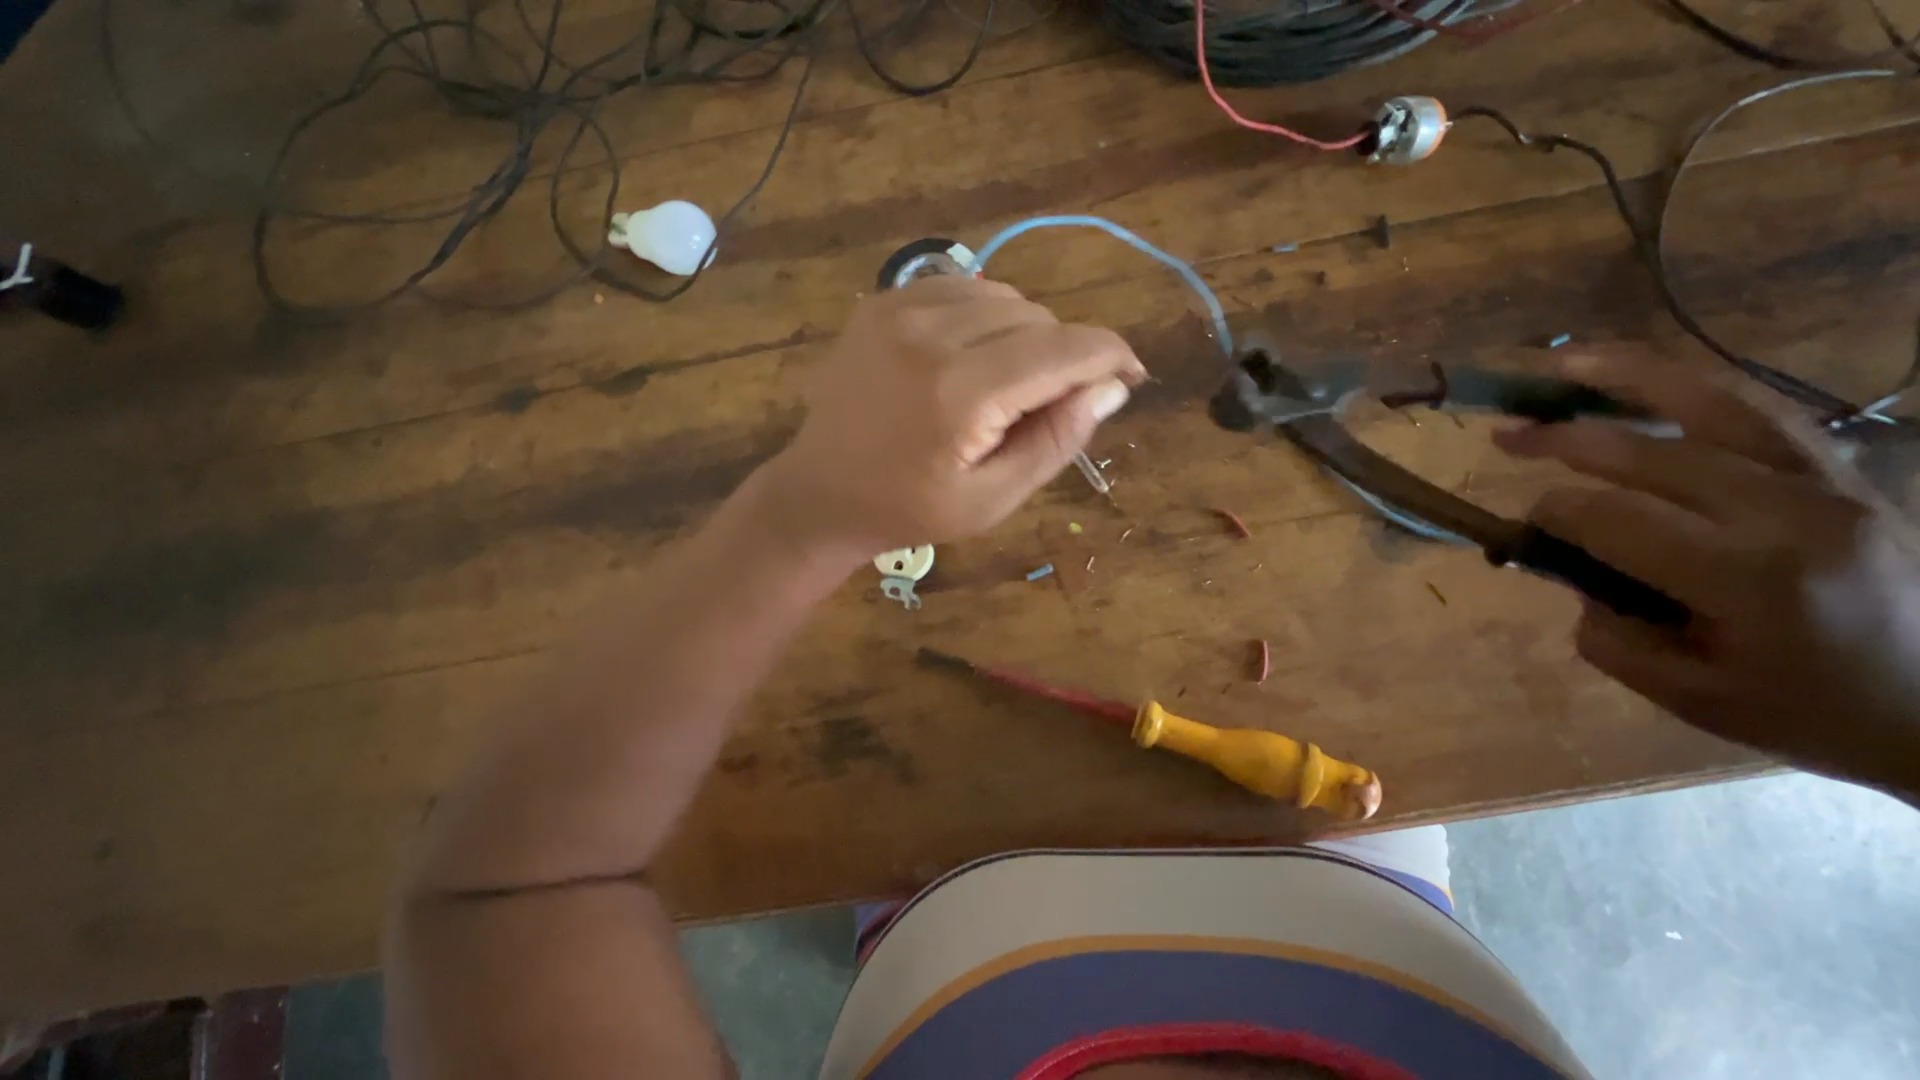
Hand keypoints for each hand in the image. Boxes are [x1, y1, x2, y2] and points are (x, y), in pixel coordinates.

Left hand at [759, 276, 1146, 555]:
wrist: (821, 492)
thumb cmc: (911, 510)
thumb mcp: (993, 499)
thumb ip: (1056, 440)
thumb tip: (1112, 386)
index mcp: (960, 393)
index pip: (1064, 349)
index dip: (1110, 356)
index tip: (1130, 375)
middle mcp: (931, 335)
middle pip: (1038, 318)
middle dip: (1063, 355)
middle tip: (1047, 404)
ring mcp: (900, 310)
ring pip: (1005, 296)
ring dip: (1025, 333)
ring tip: (1006, 383)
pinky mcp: (881, 302)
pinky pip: (963, 287)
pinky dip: (985, 316)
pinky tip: (972, 356)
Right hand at [1496, 351, 1919, 798]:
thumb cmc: (1815, 711)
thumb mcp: (1693, 697)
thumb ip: (1612, 636)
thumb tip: (1572, 571)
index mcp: (1745, 577)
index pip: (1613, 518)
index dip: (1553, 512)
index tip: (1526, 525)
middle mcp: (1787, 513)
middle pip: (1651, 455)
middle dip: (1565, 438)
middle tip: (1508, 436)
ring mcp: (1826, 482)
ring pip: (1716, 404)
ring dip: (1632, 376)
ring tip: (1568, 361)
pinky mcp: (1844, 472)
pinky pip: (1764, 411)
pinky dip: (1698, 388)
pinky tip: (1653, 381)